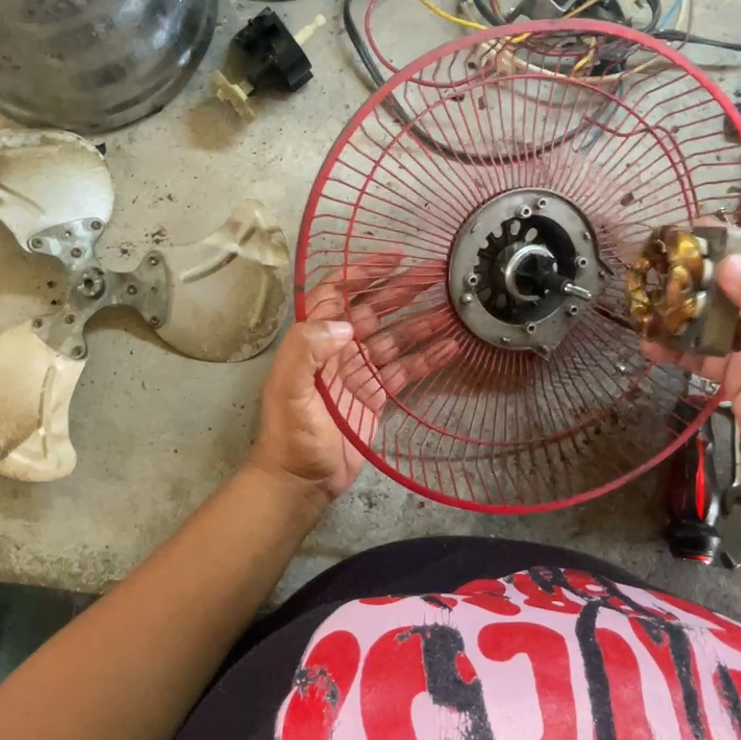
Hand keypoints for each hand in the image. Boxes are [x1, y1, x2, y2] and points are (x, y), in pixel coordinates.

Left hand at [249, 255, 459, 500]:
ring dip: (422, 321)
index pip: (338, 292)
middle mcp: (338, 349)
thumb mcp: (288, 390)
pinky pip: (405, 369)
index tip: (394, 257)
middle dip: (402, 289)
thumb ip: (306, 349)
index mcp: (313, 340)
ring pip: (395, 337)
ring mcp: (360, 372)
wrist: (301, 482)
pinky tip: (451, 346)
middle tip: (435, 274)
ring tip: (452, 307)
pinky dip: (428, 357)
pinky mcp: (377, 396)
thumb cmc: (290, 435)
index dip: (363, 270)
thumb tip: (346, 324)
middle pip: (373, 309)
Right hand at [648, 241, 740, 493]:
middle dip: (700, 278)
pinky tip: (651, 347)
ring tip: (647, 304)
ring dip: (683, 314)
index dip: (735, 244)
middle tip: (658, 267)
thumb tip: (729, 264)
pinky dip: (677, 350)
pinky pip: (703, 355)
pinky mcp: (738, 376)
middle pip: (738, 286)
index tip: (691, 232)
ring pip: (715, 319)